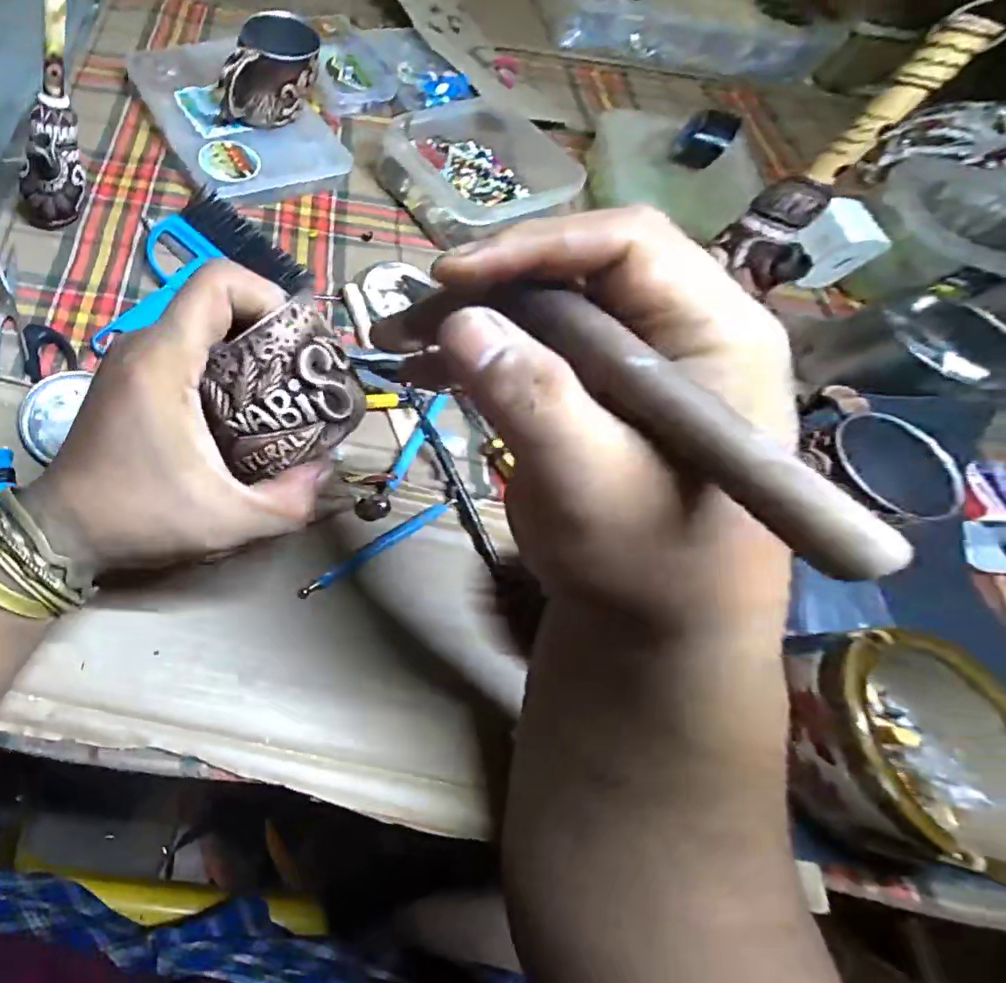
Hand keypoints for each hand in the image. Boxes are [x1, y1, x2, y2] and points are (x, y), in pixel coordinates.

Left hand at [26, 261, 330, 572]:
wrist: (62, 532)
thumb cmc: (136, 519)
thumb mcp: (224, 521)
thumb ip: (287, 501)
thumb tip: (321, 472)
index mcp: (161, 360)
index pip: (217, 281)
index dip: (265, 295)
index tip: (292, 344)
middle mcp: (137, 348)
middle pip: (209, 304)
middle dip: (258, 331)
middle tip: (289, 376)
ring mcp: (123, 365)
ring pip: (190, 329)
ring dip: (232, 353)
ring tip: (264, 398)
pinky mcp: (117, 386)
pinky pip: (171, 354)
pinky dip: (205, 370)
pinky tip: (224, 415)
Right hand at [373, 208, 796, 639]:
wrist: (649, 617)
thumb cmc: (641, 555)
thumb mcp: (585, 476)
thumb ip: (531, 396)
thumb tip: (458, 323)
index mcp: (707, 333)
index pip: (623, 247)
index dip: (531, 248)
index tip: (446, 276)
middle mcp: (666, 334)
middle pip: (569, 275)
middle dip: (481, 289)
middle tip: (404, 317)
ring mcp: (619, 367)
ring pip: (534, 314)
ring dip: (462, 321)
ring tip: (394, 341)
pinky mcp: (578, 397)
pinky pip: (518, 355)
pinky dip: (463, 358)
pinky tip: (416, 371)